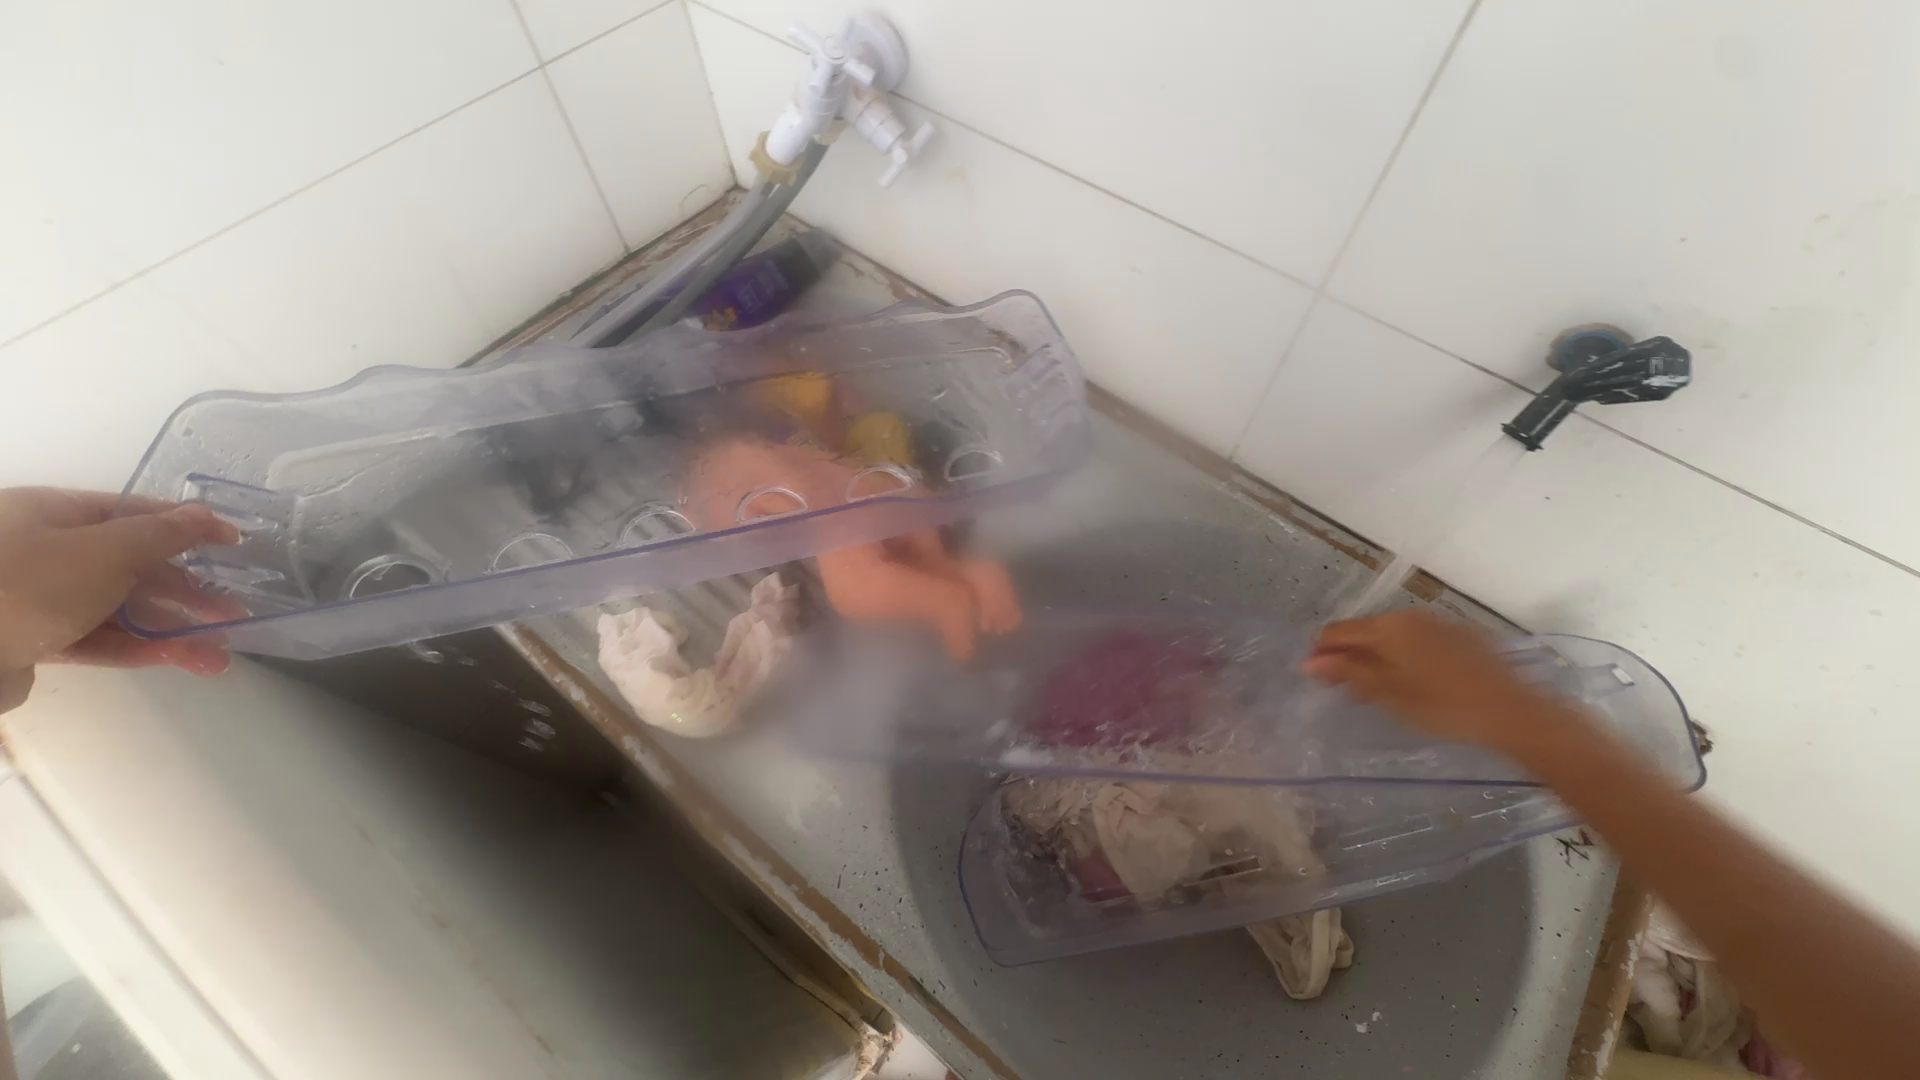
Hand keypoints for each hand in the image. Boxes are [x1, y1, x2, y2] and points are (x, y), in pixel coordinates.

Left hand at [0, 488, 240, 688]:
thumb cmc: (24, 586)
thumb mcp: (106, 551)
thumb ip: (162, 533)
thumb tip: (204, 515)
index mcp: (51, 516)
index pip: (136, 513)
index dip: (189, 527)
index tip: (236, 543)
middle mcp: (42, 551)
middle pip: (135, 567)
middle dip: (189, 594)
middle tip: (235, 613)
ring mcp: (35, 597)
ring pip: (121, 609)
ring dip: (173, 631)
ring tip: (216, 657)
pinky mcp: (30, 638)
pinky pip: (97, 638)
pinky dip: (140, 649)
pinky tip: (178, 660)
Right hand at [1301, 610, 1561, 748]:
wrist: (1513, 712)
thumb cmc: (1442, 705)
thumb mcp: (1388, 692)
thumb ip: (1347, 671)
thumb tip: (1310, 661)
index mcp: (1387, 626)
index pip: (1337, 631)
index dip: (1320, 652)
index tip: (1315, 678)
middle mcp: (1410, 616)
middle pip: (1365, 632)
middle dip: (1348, 657)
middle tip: (1343, 689)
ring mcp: (1439, 624)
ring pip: (1393, 637)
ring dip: (1377, 659)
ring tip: (1376, 691)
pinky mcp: (1462, 636)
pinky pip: (1419, 641)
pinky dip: (1405, 658)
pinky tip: (1412, 684)